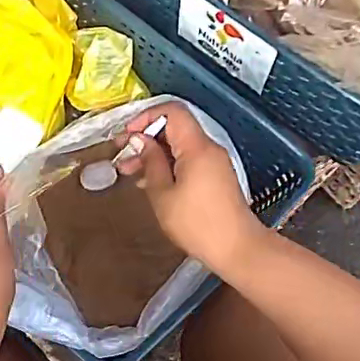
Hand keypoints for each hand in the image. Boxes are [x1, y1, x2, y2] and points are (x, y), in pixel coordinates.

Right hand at [114, 102, 264, 270]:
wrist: (236, 248)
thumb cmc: (198, 225)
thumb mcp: (163, 195)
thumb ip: (150, 163)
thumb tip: (140, 141)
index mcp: (197, 147)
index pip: (172, 111)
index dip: (146, 117)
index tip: (128, 135)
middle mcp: (209, 149)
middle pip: (175, 128)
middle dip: (147, 138)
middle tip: (123, 155)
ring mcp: (215, 163)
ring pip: (180, 146)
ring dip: (155, 155)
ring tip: (131, 172)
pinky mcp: (216, 177)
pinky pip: (189, 161)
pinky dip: (169, 166)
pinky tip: (151, 183)